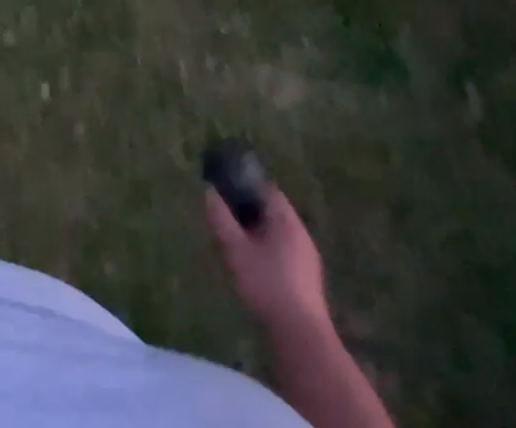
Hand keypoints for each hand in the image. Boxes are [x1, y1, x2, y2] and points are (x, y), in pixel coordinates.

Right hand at [204, 186, 331, 334]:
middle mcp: (301, 235)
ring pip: (276, 231)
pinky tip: (247, 259)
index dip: (245, 184)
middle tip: (220, 212)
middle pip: (273, 211)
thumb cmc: (265, 283)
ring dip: (254, 228)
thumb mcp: (235, 248)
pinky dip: (262, 244)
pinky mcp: (305, 275)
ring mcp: (306, 256)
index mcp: (287, 223)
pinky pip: (281, 248)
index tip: (222, 185)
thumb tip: (208, 191)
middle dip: (247, 208)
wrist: (298, 331)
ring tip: (229, 236)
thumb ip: (221, 219)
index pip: (268, 190)